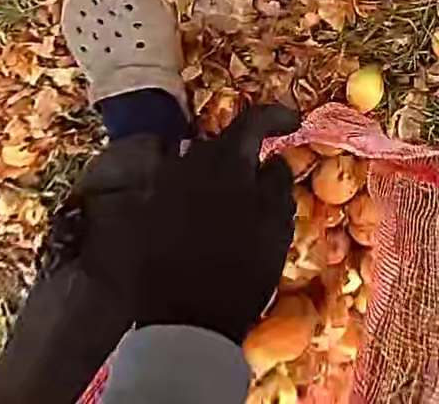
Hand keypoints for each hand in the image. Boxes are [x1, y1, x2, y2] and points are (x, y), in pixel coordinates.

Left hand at [70, 104, 299, 342]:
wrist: (185, 323)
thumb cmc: (242, 264)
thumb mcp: (277, 219)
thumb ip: (277, 179)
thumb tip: (271, 159)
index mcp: (225, 157)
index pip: (254, 118)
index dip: (277, 116)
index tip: (294, 123)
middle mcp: (188, 162)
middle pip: (223, 143)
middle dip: (245, 151)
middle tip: (263, 169)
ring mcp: (161, 189)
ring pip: (197, 168)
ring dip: (218, 175)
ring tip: (234, 197)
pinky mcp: (144, 217)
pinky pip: (176, 193)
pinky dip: (195, 197)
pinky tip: (207, 219)